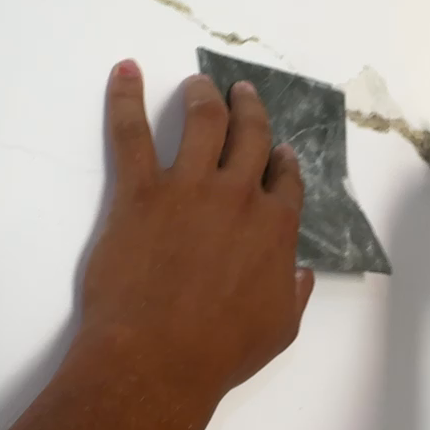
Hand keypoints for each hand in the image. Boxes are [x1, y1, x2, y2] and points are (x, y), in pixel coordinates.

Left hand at [79, 60, 314, 400]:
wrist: (160, 358)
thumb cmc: (223, 350)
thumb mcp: (281, 327)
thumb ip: (296, 293)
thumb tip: (303, 272)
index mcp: (276, 226)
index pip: (285, 179)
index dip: (283, 161)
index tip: (280, 150)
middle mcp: (240, 195)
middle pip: (251, 137)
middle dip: (251, 110)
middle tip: (243, 92)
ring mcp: (190, 188)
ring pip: (203, 123)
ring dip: (204, 96)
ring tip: (200, 83)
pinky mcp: (140, 191)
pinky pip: (131, 133)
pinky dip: (126, 98)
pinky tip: (126, 71)